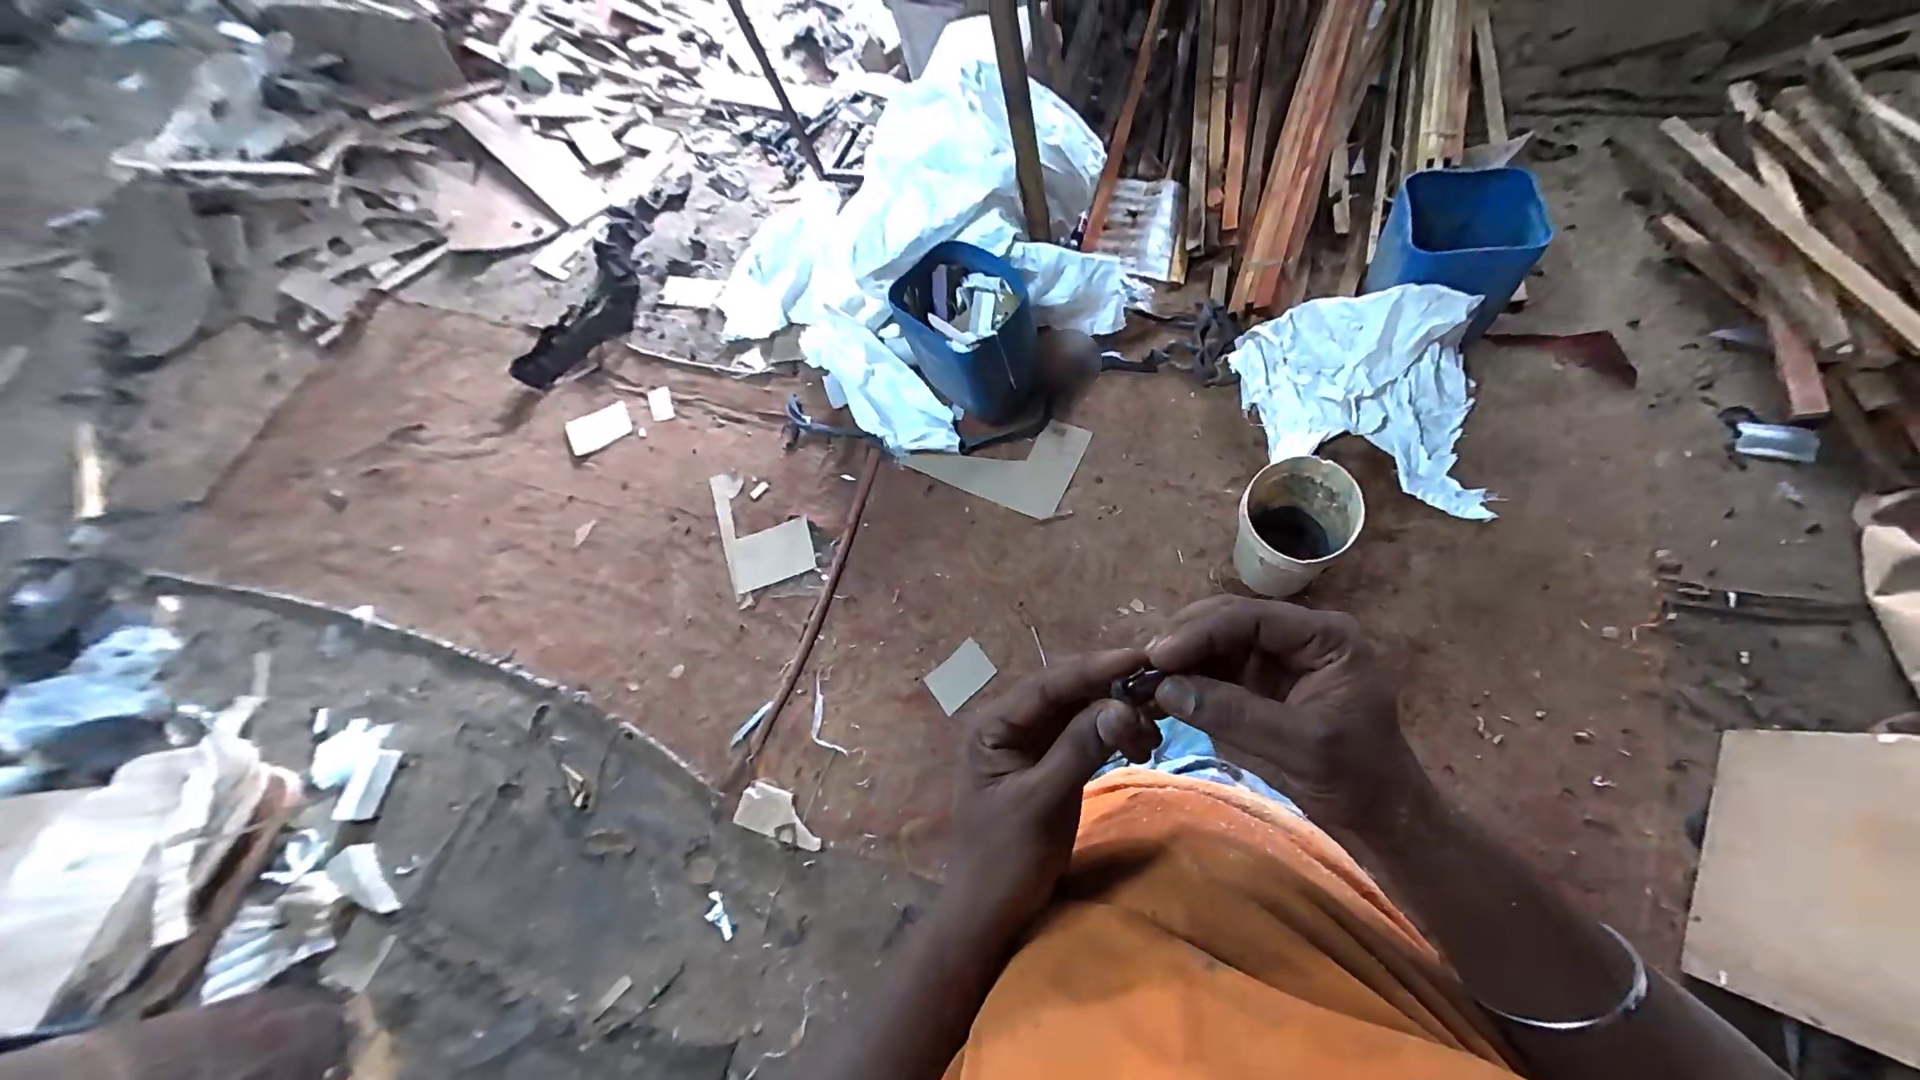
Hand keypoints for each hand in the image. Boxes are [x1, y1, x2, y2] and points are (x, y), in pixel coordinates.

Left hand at [948, 648, 1153, 932]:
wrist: (991, 911)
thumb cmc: (1004, 858)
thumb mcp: (1042, 802)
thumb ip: (1078, 750)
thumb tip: (1121, 707)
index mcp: (992, 725)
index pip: (1045, 686)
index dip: (1090, 669)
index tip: (1135, 659)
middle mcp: (1010, 724)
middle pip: (1064, 694)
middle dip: (1109, 692)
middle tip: (1156, 697)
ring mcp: (1030, 743)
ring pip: (1078, 712)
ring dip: (1115, 715)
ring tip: (1151, 733)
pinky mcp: (1049, 761)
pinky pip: (1083, 735)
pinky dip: (1111, 735)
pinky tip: (1139, 742)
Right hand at [1144, 597, 1429, 832]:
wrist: (1377, 814)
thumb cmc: (1356, 777)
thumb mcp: (1301, 746)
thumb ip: (1234, 713)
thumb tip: (1164, 689)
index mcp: (1324, 635)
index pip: (1250, 617)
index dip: (1199, 632)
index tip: (1158, 656)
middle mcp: (1295, 633)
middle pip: (1225, 618)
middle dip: (1182, 638)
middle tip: (1142, 664)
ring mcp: (1273, 654)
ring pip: (1211, 638)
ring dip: (1177, 654)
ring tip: (1143, 674)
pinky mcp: (1254, 677)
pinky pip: (1209, 664)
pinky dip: (1182, 674)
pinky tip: (1158, 686)